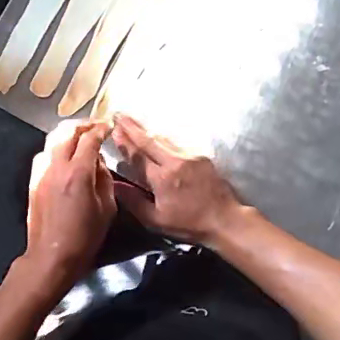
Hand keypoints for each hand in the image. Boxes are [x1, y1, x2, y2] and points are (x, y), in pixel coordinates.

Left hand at [23, 120, 116, 287]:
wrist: (52, 255)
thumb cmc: (85, 237)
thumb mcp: (107, 208)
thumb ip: (104, 178)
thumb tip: (98, 162)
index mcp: (78, 173)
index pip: (89, 138)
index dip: (101, 128)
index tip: (109, 126)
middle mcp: (56, 167)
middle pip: (67, 132)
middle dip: (83, 125)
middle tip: (95, 126)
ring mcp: (41, 173)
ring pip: (52, 140)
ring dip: (67, 134)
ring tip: (80, 137)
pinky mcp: (33, 181)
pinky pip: (44, 154)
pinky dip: (56, 147)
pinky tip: (64, 155)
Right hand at [109, 115, 247, 244]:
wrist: (225, 219)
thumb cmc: (189, 224)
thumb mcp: (156, 220)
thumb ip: (134, 201)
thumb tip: (116, 185)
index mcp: (162, 178)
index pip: (138, 155)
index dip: (124, 142)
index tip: (114, 129)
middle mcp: (175, 162)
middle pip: (149, 140)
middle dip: (132, 127)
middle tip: (119, 114)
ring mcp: (190, 157)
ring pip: (164, 140)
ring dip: (148, 131)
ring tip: (134, 123)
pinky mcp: (202, 157)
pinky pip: (177, 145)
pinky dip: (163, 140)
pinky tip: (158, 139)